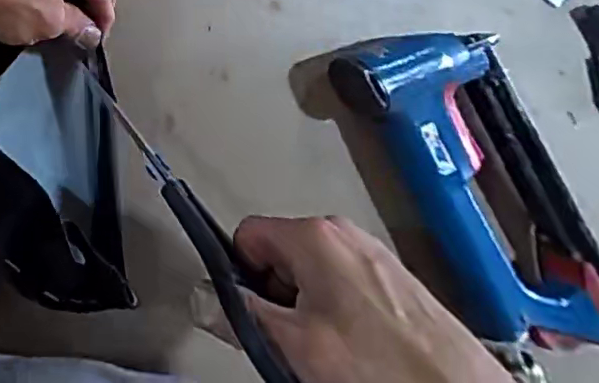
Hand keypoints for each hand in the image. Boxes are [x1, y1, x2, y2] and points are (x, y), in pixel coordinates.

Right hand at [234, 216, 510, 382]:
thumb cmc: (381, 368)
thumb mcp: (297, 345)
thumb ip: (244, 314)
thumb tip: (203, 297)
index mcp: (313, 233)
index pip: (249, 235)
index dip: (242, 275)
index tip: (254, 314)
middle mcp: (341, 231)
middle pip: (282, 254)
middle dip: (279, 296)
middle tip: (295, 344)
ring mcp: (371, 252)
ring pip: (313, 273)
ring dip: (308, 308)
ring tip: (330, 354)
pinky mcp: (394, 277)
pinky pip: (344, 284)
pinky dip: (339, 313)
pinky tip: (359, 353)